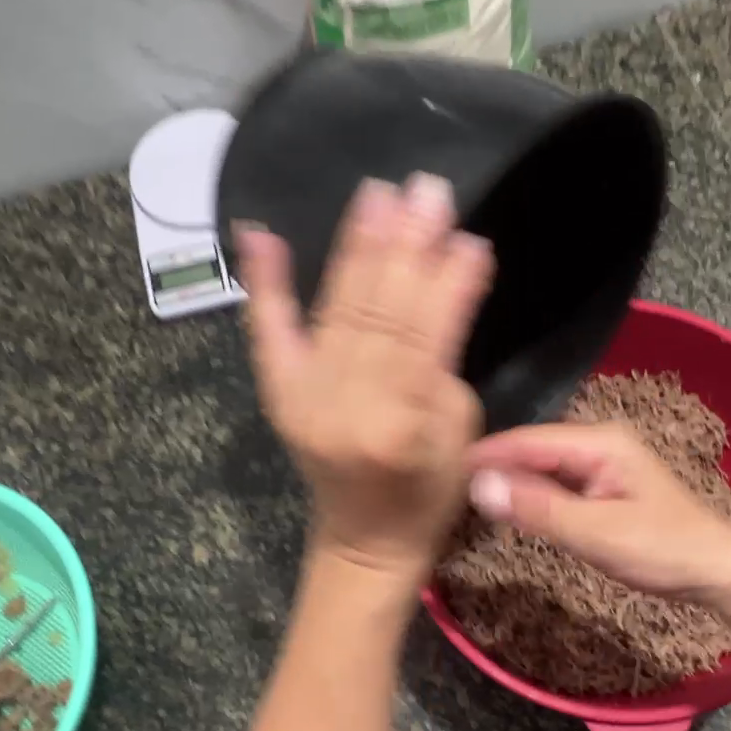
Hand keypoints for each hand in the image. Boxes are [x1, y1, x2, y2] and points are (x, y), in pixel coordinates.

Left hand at [238, 174, 494, 580]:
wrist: (364, 541)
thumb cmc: (428, 495)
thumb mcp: (460, 431)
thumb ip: (446, 361)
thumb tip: (446, 283)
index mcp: (399, 423)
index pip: (428, 335)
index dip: (450, 283)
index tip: (470, 236)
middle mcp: (345, 404)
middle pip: (381, 312)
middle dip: (405, 247)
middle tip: (425, 189)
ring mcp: (304, 397)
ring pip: (339, 309)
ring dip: (358, 248)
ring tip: (377, 196)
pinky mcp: (279, 394)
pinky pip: (269, 332)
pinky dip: (266, 284)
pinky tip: (260, 236)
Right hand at [466, 422, 730, 615]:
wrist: (718, 573)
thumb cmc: (664, 550)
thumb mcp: (596, 533)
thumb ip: (537, 509)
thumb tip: (478, 486)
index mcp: (599, 442)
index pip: (526, 441)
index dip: (484, 454)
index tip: (440, 469)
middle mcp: (598, 444)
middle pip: (532, 451)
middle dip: (493, 468)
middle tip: (445, 488)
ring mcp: (601, 466)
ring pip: (542, 470)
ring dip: (510, 483)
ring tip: (465, 499)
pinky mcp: (602, 489)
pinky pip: (555, 486)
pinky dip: (531, 498)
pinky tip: (508, 511)